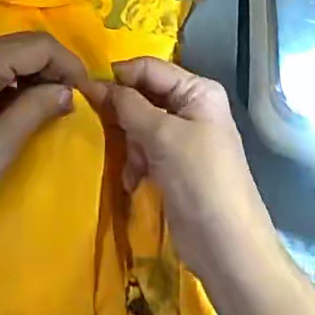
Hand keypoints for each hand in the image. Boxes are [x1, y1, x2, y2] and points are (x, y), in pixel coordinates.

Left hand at [0, 32, 90, 314]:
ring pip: (11, 56)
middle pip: (25, 45)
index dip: (69, 64)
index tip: (91, 92)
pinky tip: (26, 108)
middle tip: (77, 101)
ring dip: (37, 76)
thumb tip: (68, 92)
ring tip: (57, 107)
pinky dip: (16, 83)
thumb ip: (36, 110)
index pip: (39, 44)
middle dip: (55, 68)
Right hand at [103, 57, 314, 314]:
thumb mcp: (163, 136)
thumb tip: (98, 84)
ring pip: (142, 124)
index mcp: (197, 90)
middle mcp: (192, 107)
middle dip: (123, 113)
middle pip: (145, 95)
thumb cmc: (199, 179)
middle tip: (97, 126)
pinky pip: (146, 149)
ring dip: (129, 142)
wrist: (227, 246)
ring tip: (128, 163)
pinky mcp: (175, 164)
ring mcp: (184, 137)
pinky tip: (132, 180)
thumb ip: (129, 106)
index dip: (120, 76)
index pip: (150, 68)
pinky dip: (136, 161)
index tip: (86, 89)